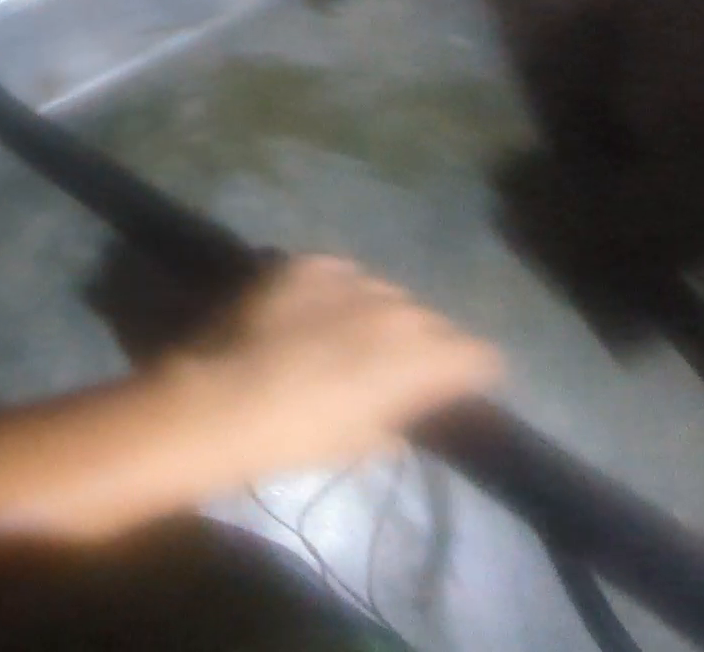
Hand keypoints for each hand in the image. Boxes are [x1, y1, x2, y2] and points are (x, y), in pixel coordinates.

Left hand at [162, 255, 501, 472]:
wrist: (223, 398)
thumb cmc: (298, 435)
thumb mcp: (366, 439)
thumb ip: (402, 413)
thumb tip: (407, 402)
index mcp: (426, 356)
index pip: (480, 355)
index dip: (463, 375)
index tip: (444, 390)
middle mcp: (397, 307)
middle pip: (430, 320)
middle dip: (418, 343)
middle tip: (384, 367)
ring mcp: (347, 278)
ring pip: (383, 292)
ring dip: (373, 312)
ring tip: (340, 335)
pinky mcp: (301, 264)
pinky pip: (336, 271)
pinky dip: (332, 289)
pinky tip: (309, 311)